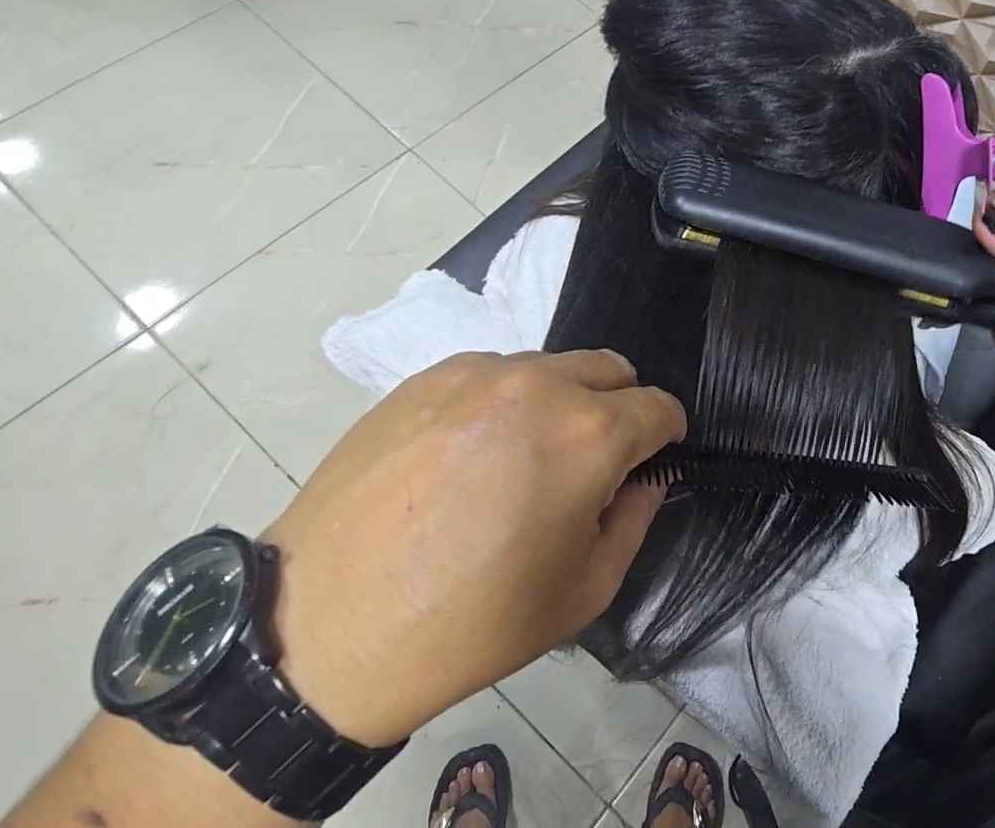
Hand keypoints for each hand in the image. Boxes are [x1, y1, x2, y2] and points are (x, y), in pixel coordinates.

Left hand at [260, 351, 684, 746]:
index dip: (665, 439)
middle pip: (611, 369)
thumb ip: (634, 520)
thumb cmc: (473, 622)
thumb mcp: (584, 591)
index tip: (649, 464)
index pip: (660, 406)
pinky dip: (502, 403)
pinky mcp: (422, 378)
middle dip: (618, 409)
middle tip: (589, 465)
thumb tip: (644, 479)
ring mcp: (475, 373)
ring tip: (518, 463)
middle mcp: (539, 384)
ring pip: (549, 367)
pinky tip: (468, 456)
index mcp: (590, 434)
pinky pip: (490, 374)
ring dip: (558, 403)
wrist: (329, 626)